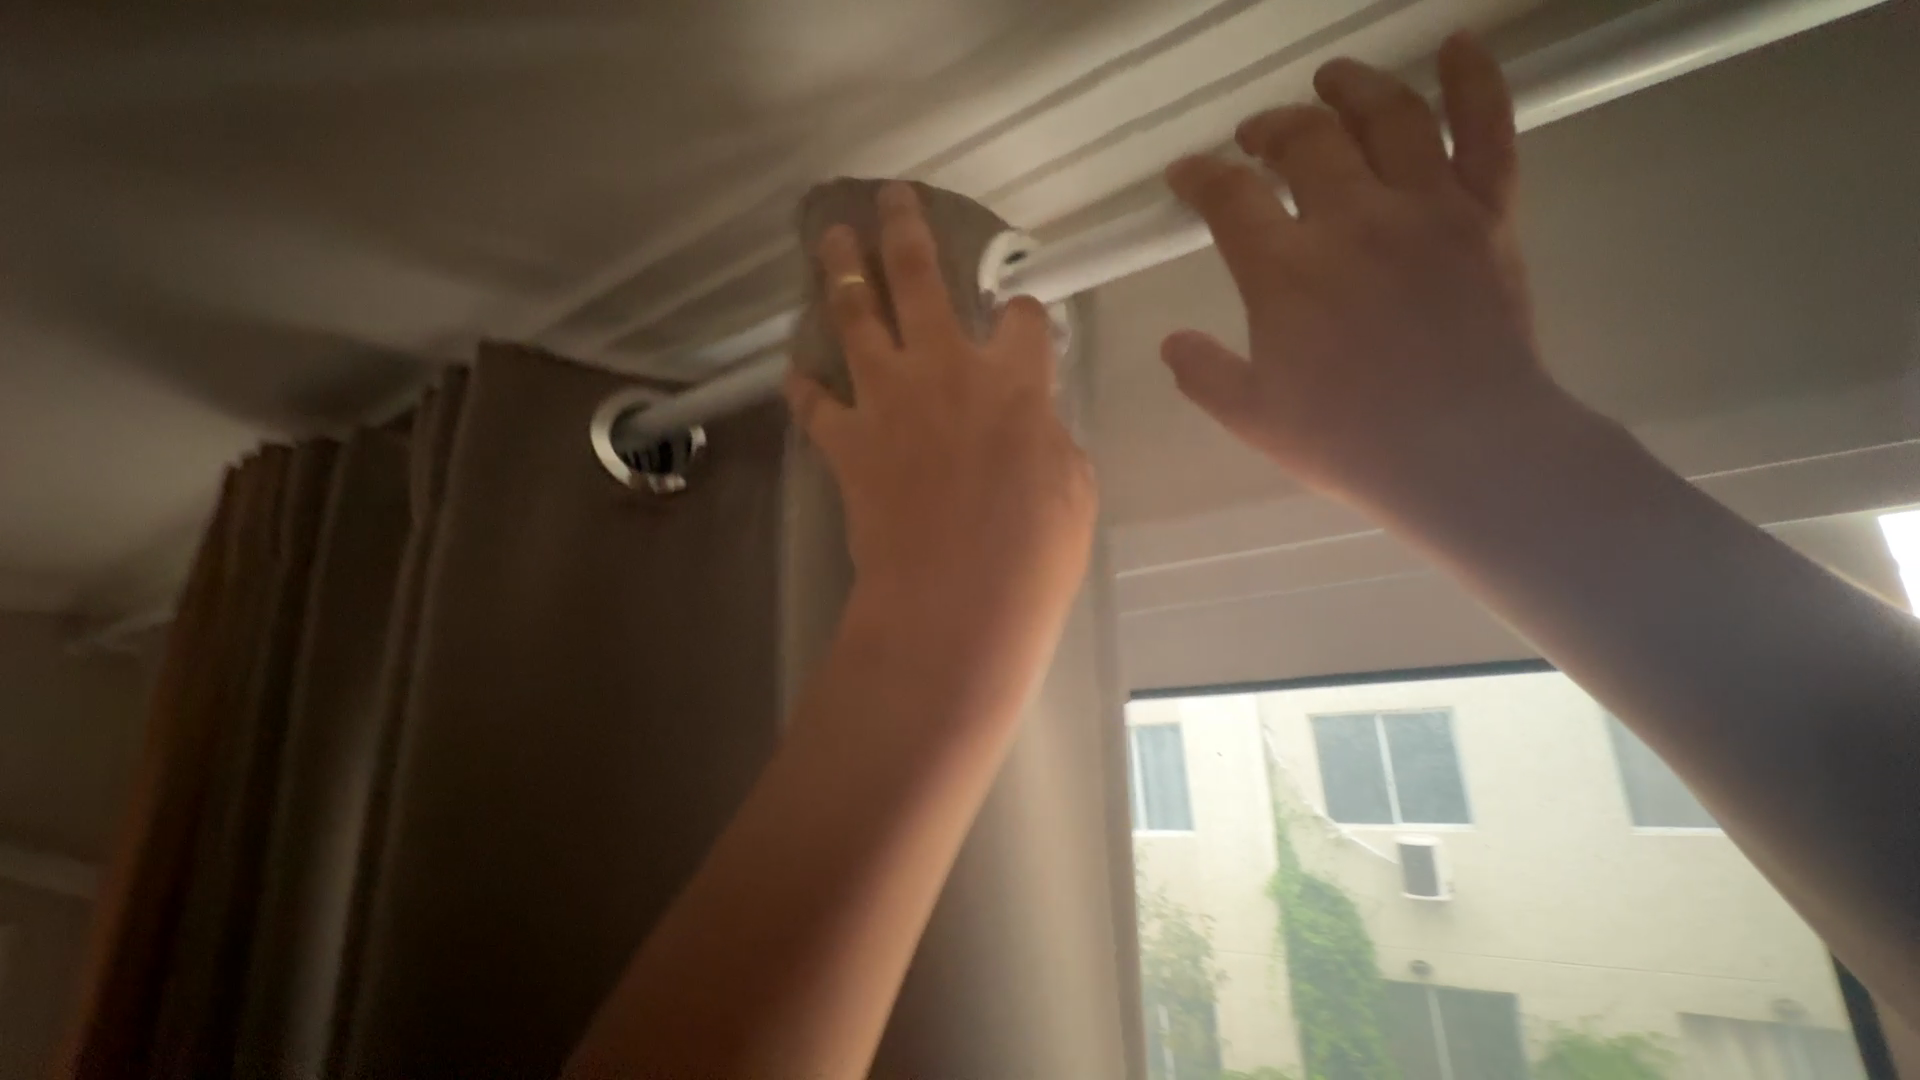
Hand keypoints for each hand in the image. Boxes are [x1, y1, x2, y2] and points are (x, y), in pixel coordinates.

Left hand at [785, 182, 1097, 640]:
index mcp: (1014, 380)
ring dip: (840, 271)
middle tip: (890, 199)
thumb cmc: (1031, 552)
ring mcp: (888, 400)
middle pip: (920, 279)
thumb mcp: (1074, 488)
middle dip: (905, 230)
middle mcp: (945, 369)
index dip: (1024, 313)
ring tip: (829, 241)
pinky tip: (796, 373)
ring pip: (855, 315)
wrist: (953, 601)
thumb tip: (1035, 426)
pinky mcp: (846, 442)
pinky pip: (815, 403)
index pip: (1023, 318)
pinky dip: (804, 387)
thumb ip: (1051, 439)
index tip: (1021, 318)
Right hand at [1162, 33, 1557, 505]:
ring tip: (1331, 80)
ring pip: (1388, 116)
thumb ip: (1205, 375)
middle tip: (1254, 135)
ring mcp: (1426, 209)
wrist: (1466, 452)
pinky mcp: (1487, 215)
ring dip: (1352, 87)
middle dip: (1268, 127)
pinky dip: (1476, 79)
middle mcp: (1352, 220)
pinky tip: (1460, 44)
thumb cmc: (1350, 442)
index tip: (1185, 174)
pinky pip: (1488, 129)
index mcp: (1285, 272)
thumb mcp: (1254, 418)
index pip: (1229, 197)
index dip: (1199, 176)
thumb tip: (1170, 343)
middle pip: (1304, 140)